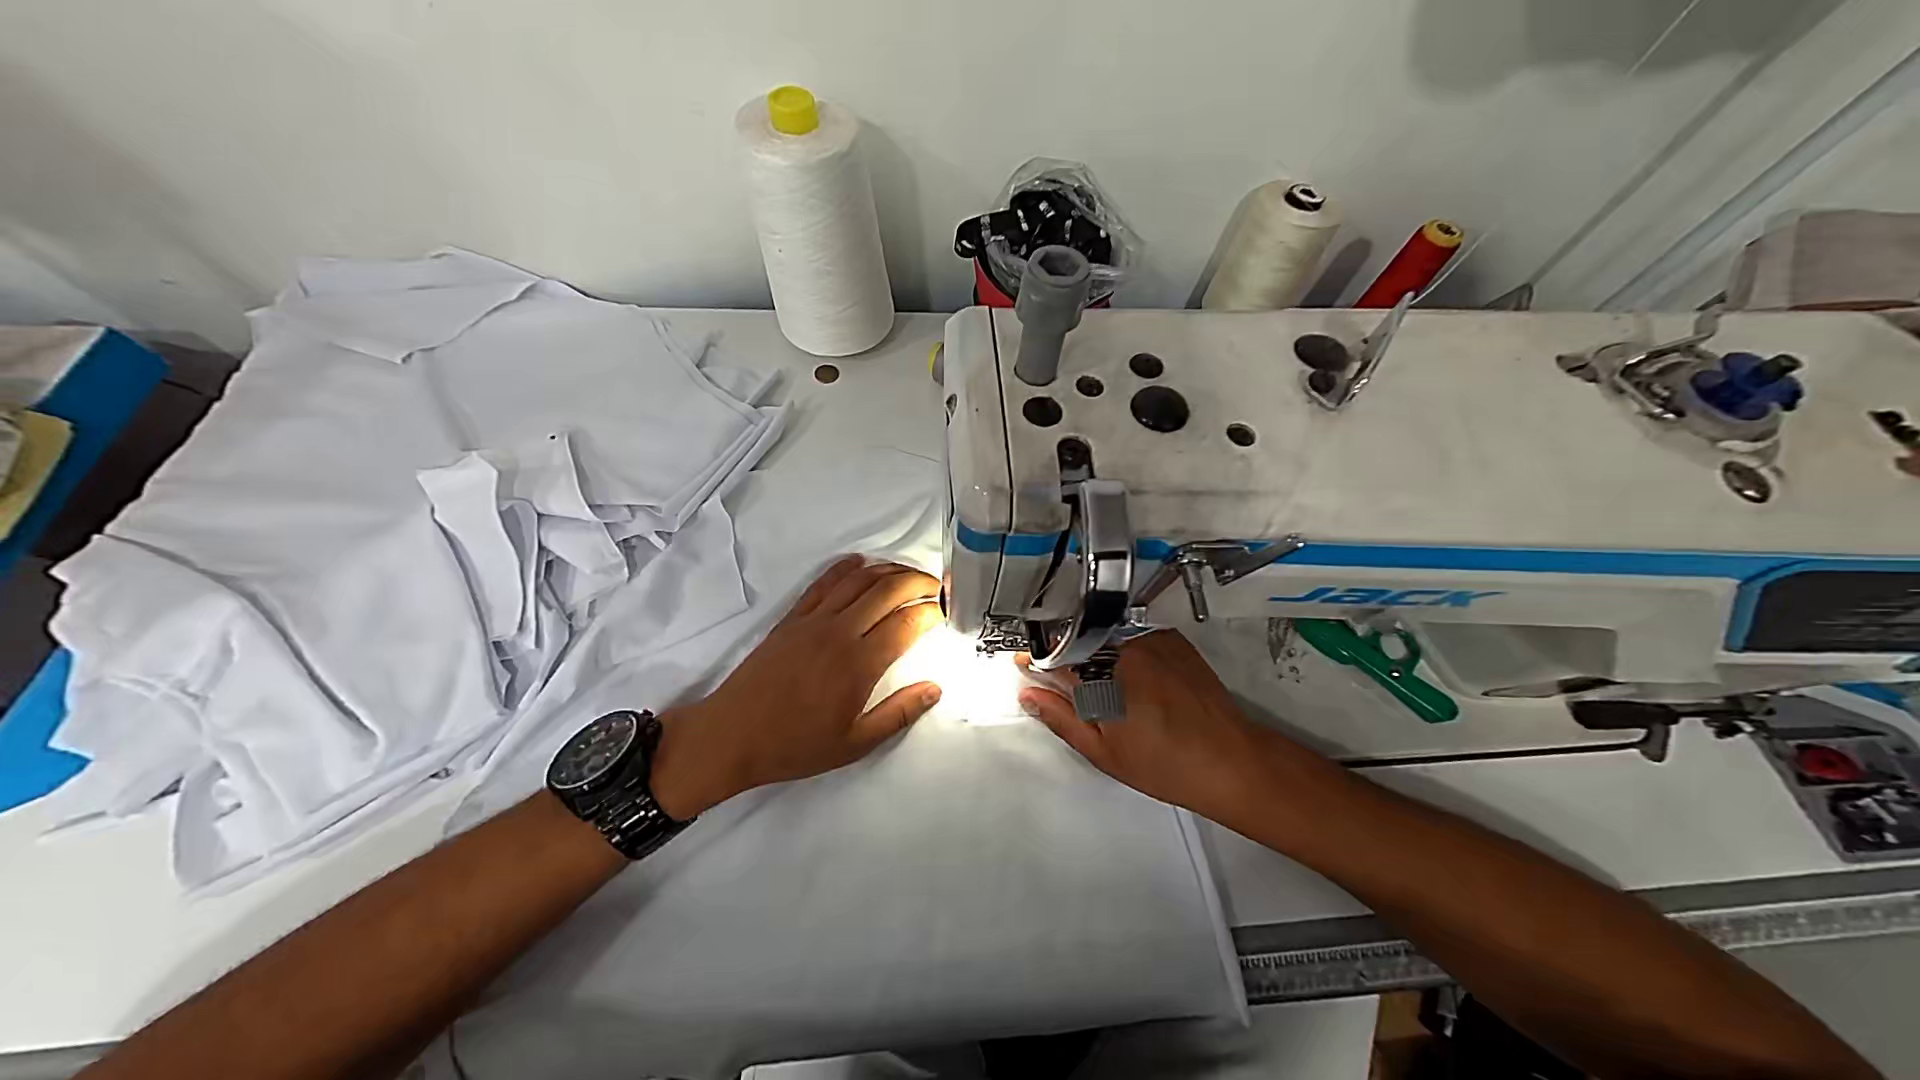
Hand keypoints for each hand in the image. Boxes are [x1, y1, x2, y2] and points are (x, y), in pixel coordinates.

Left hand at [651, 557, 943, 818]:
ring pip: (859, 579)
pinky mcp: (792, 617)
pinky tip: (862, 564)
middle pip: (888, 589)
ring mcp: (812, 620)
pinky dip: (847, 567)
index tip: (947, 614)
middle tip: (938, 588)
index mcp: (858, 665)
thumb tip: (935, 688)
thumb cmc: (794, 746)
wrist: (729, 737)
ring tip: (909, 575)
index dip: (933, 612)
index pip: (908, 622)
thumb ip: (899, 714)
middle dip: (920, 582)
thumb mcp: (854, 744)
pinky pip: (824, 582)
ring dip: (889, 570)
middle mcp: (839, 632)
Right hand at [1019, 630, 1339, 823]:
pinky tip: (1141, 686)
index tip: (1028, 666)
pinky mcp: (1173, 641)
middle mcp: (1126, 649)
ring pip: (1107, 640)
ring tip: (1119, 695)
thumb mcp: (1102, 750)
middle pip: (1080, 643)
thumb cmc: (1168, 763)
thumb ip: (1060, 717)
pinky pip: (1135, 639)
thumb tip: (1030, 696)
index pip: (1053, 655)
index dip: (1036, 661)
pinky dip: (1128, 655)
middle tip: (1080, 694)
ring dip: (1099, 657)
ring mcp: (1152, 641)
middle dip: (1070, 662)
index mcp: (1103, 676)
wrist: (1230, 760)